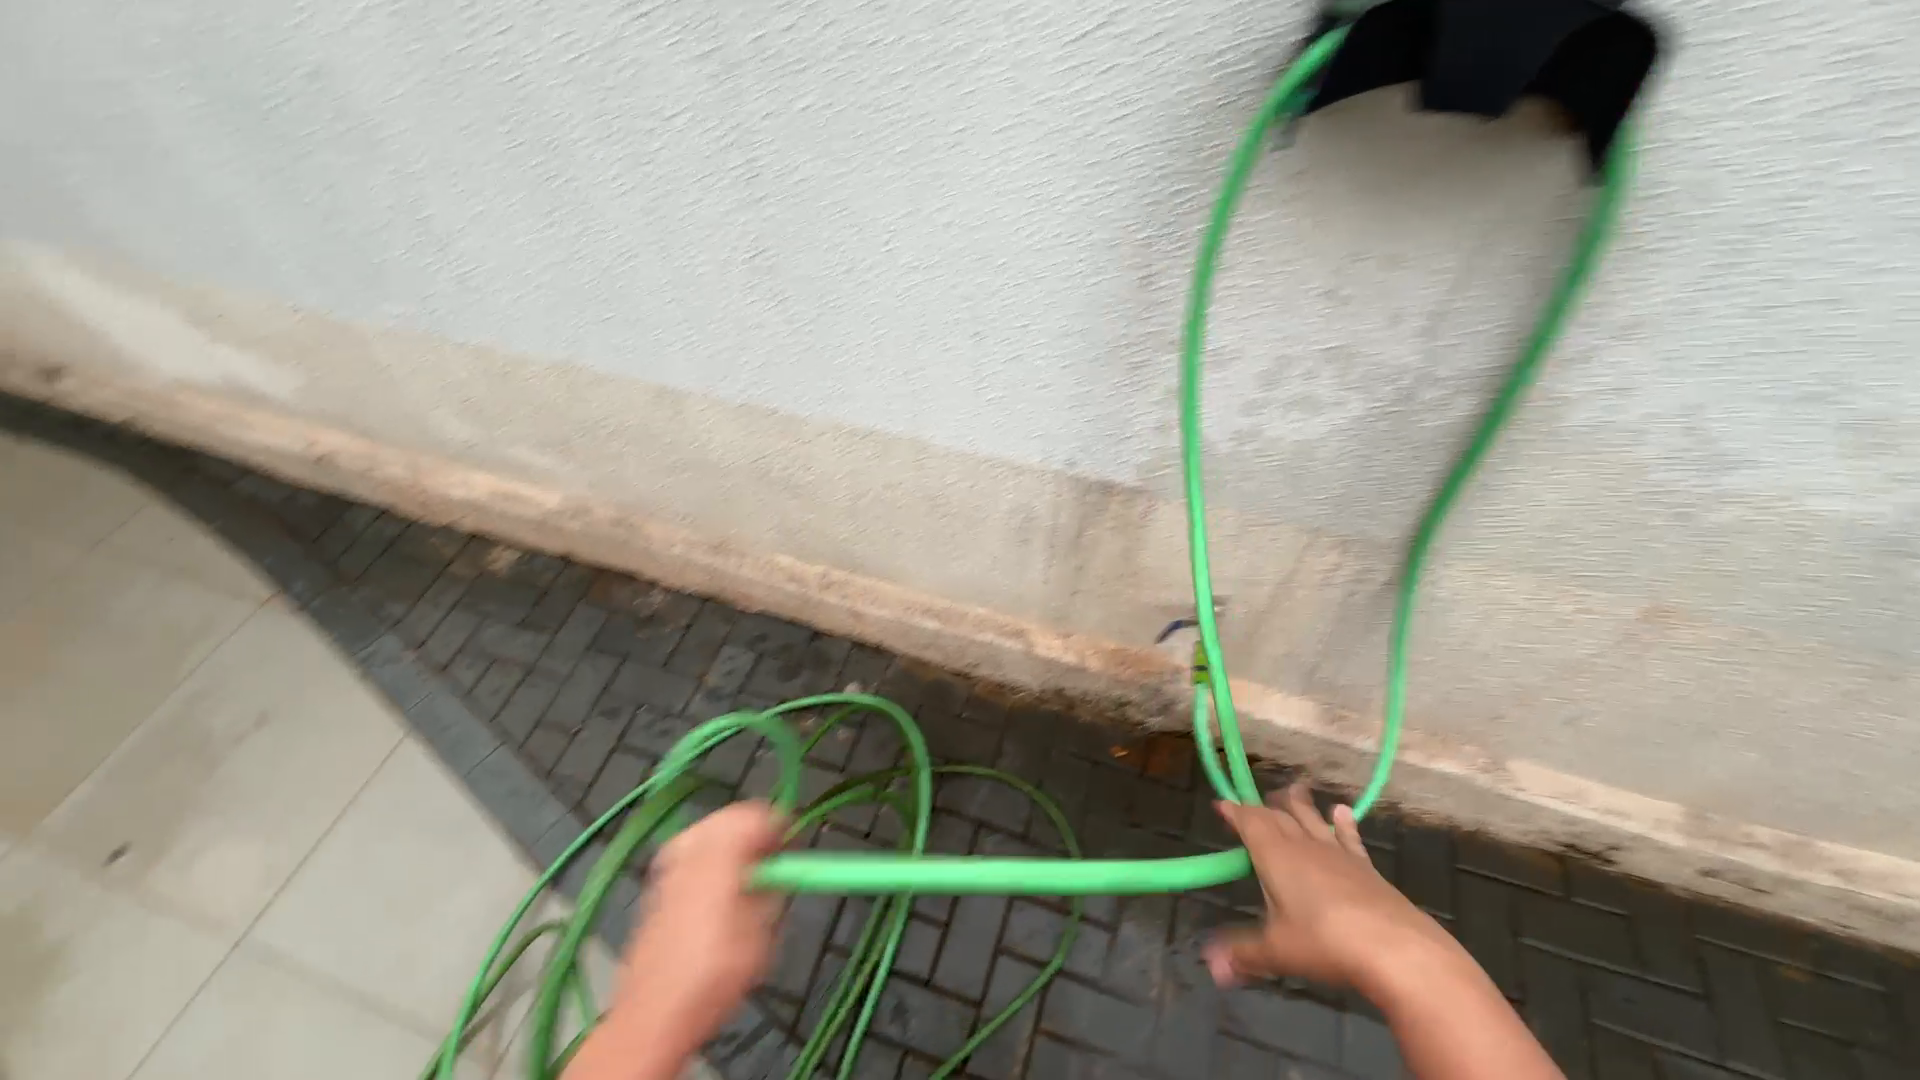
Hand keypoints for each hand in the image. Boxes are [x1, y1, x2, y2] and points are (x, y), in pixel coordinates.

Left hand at [606, 802, 784, 1063]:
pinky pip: (690, 849)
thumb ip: (773, 891)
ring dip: (731, 839)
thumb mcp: (762, 936)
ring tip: (748, 869)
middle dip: (755, 829)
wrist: (653, 1013)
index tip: (793, 844)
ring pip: (708, 829)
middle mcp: (691, 853)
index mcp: (722, 860)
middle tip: (773, 856)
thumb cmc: (715, 977)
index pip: (757, 815)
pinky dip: (709, 853)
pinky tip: (717, 881)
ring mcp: (669, 867)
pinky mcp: (656, 884)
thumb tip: (779, 870)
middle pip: (730, 816)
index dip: (781, 825)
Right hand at [1206, 781, 1457, 994]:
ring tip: (1293, 789)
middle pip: (1279, 816)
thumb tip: (1211, 967)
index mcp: (1275, 855)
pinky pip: (1348, 837)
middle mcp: (1304, 845)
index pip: (1249, 821)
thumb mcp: (1276, 952)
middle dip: (1261, 808)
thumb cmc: (1325, 943)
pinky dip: (1342, 823)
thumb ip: (1243, 955)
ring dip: (1299, 804)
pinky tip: (1341, 812)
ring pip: (1312, 819)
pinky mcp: (1364, 867)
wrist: (1395, 948)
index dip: (1234, 811)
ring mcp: (1337, 853)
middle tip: (1249, 803)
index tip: (1221, 804)